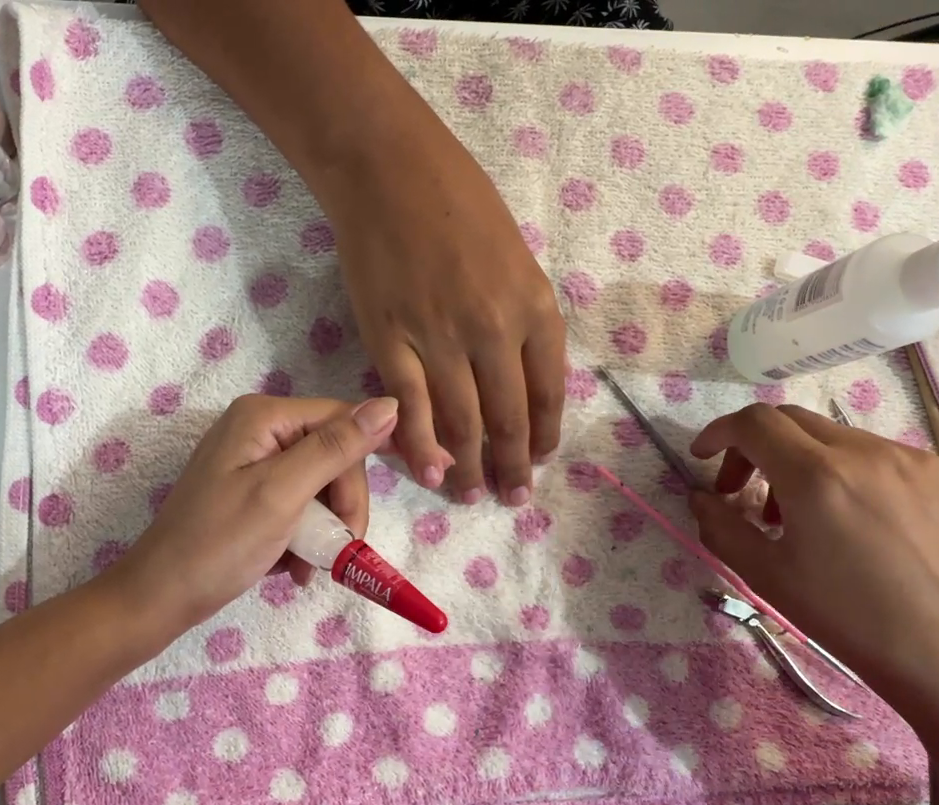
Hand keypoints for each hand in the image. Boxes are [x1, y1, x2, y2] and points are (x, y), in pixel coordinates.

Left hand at [115, 395, 398, 632]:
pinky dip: (303, 536)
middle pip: (334, 456)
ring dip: (324, 530)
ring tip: (310, 569)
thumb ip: (336, 448)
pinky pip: (298, 504)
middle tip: (335, 552)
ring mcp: (253, 462)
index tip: (360, 521)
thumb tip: (390, 404)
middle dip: (341, 508)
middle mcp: (260, 429)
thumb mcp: (283, 493)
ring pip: (320, 486)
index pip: (342, 421)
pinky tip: (295, 566)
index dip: (362, 468)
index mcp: (264, 416)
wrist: (162, 596)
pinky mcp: (251, 493)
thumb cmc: (219, 544)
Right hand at [324, 122, 566, 506]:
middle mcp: (493, 331)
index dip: (544, 436)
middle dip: (513, 467)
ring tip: (473, 496)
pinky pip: (411, 410)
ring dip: (471, 469)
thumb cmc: (460, 202)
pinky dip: (421, 448)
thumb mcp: (515, 258)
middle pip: (509, 419)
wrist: (389, 172)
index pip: (549, 392)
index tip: (540, 461)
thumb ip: (521, 319)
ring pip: (462, 423)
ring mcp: (439, 340)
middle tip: (513, 499)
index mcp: (534, 306)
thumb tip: (515, 376)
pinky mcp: (390, 344)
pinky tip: (431, 475)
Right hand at [687, 405, 938, 721]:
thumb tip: (702, 499)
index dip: (719, 433)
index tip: (702, 459)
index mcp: (818, 475)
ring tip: (798, 517)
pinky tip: (851, 524)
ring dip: (800, 462)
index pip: (755, 422)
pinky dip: (845, 473)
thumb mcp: (766, 577)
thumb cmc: (849, 620)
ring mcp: (915, 460)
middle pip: (793, 420)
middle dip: (754, 448)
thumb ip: (722, 528)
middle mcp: (868, 452)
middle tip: (742, 494)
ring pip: (837, 438)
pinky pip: (879, 457)